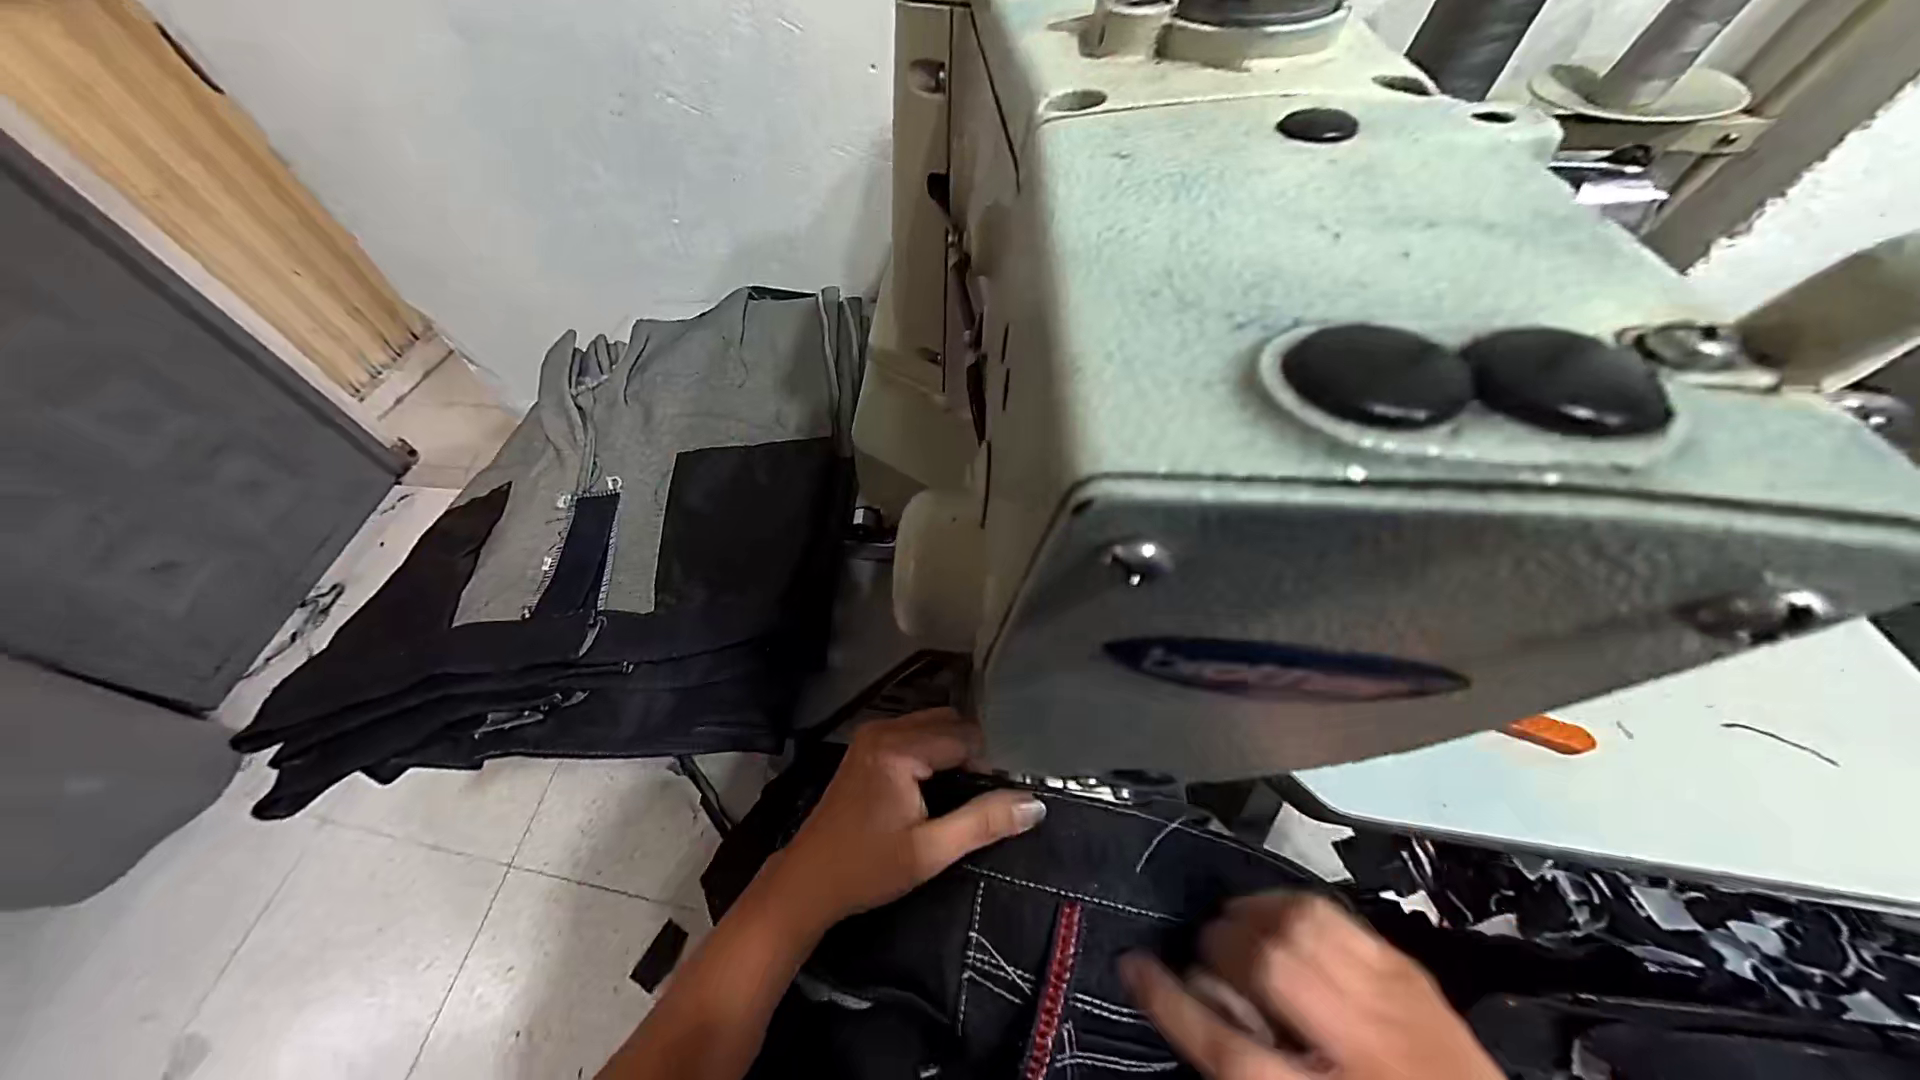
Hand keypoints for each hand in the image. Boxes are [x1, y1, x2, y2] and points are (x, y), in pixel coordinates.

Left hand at [759, 709, 1046, 932]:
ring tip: (960, 795)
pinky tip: (936, 786)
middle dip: (971, 754)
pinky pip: (915, 733)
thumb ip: (983, 823)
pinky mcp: (867, 745)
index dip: (987, 765)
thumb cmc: (867, 868)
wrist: (807, 881)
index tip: (993, 799)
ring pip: (933, 725)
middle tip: (978, 797)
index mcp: (898, 748)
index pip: (964, 737)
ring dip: (952, 751)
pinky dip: (933, 751)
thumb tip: (1034, 804)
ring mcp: (872, 734)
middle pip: (949, 723)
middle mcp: (884, 729)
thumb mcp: (930, 851)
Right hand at [1120, 893, 1501, 1079]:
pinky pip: (1335, 914)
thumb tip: (1198, 1000)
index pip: (1226, 1047)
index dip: (1168, 1000)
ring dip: (1252, 918)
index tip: (1133, 967)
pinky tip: (1279, 917)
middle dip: (1217, 947)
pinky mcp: (1408, 972)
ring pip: (1301, 925)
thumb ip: (1247, 1061)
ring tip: (1237, 930)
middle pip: (1267, 965)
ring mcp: (1393, 1003)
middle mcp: (1363, 1050)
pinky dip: (1292, 906)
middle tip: (1203, 957)